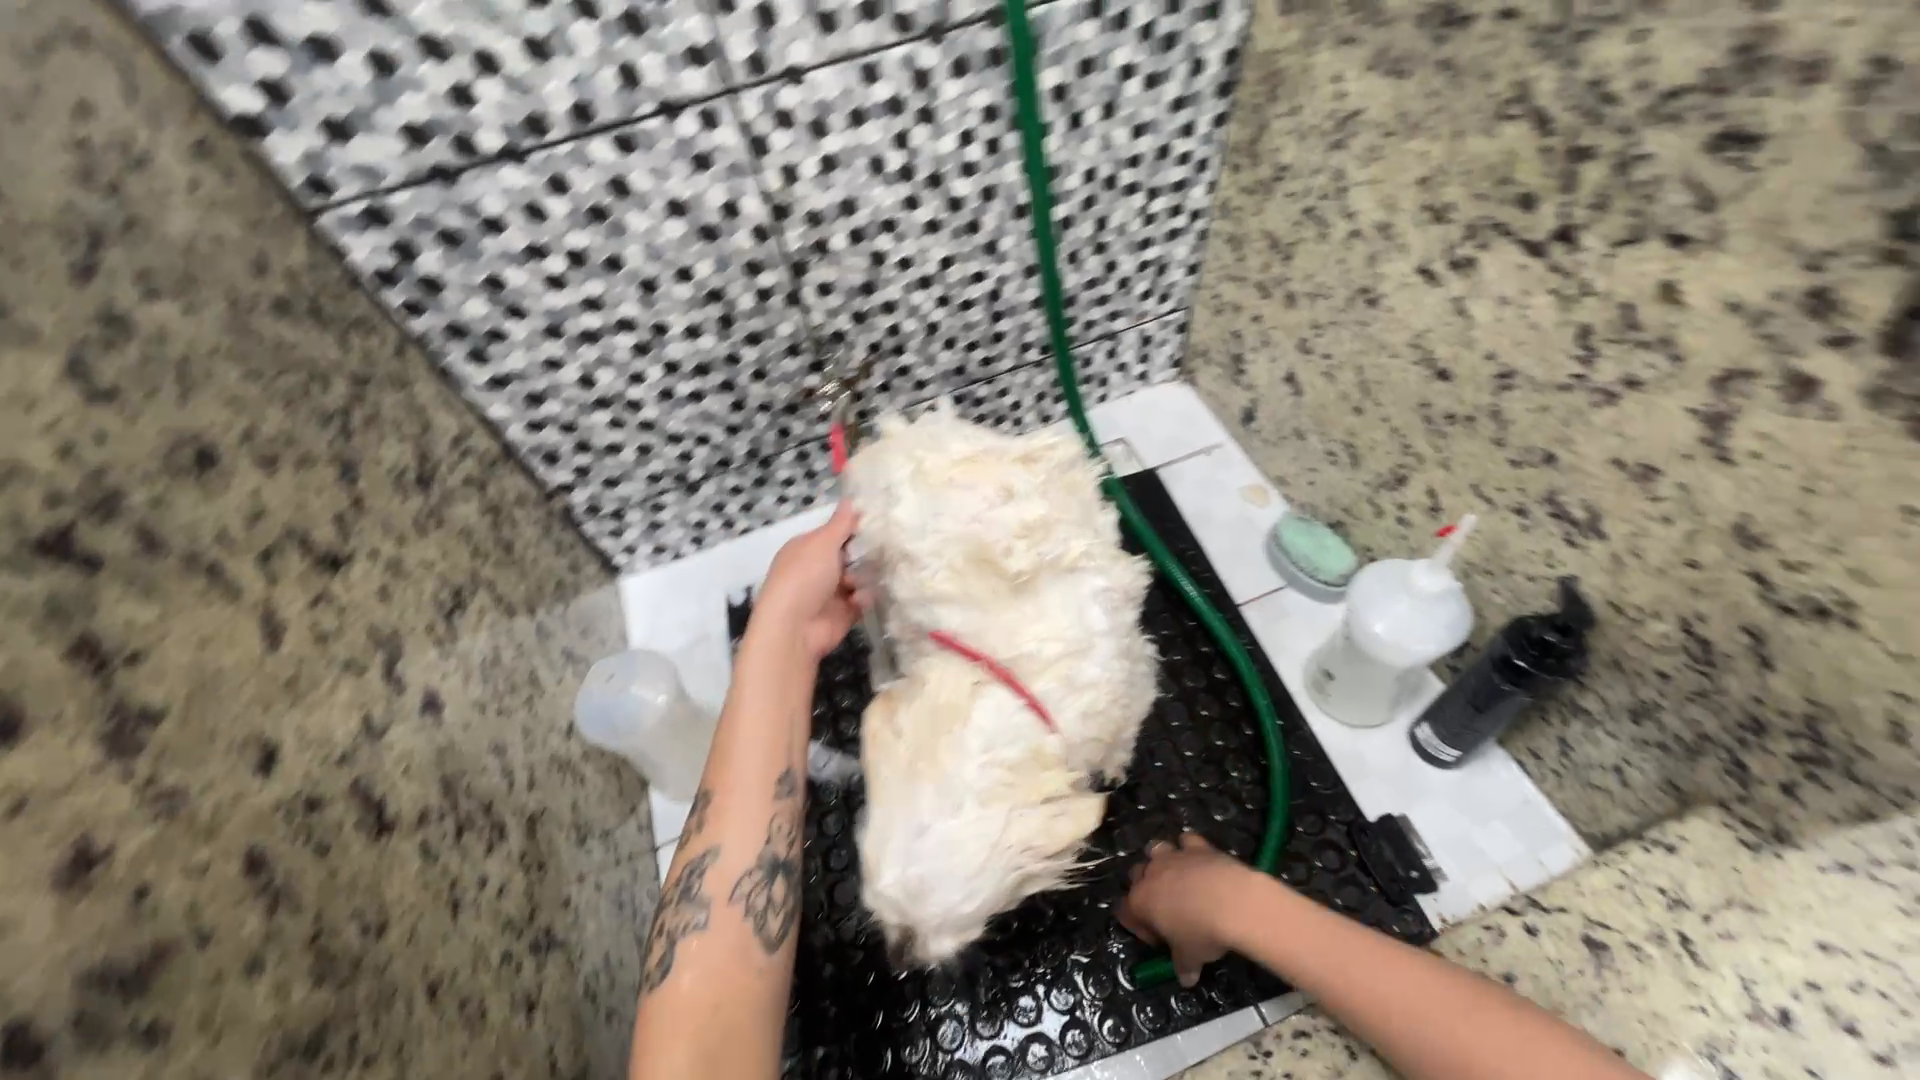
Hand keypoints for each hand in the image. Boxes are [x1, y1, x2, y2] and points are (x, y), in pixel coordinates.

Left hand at [751, 503, 868, 660]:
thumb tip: (849, 498)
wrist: (794, 628)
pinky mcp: (844, 612)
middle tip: (875, 553)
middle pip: (851, 555)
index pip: (835, 533)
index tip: (877, 524)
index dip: (854, 529)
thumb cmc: (804, 577)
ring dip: (862, 578)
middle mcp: (818, 568)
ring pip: (861, 576)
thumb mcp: (822, 543)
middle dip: (863, 555)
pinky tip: (857, 601)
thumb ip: (841, 523)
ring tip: (855, 583)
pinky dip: (862, 598)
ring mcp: (831, 592)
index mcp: (806, 548)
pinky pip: (863, 598)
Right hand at [1117, 833, 1257, 986]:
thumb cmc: (1202, 933)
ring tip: (1176, 878)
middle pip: (1135, 875)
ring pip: (1155, 849)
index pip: (1125, 911)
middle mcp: (1150, 874)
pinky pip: (1186, 841)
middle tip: (1165, 909)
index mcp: (1140, 902)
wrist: (1232, 902)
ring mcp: (1173, 856)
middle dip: (1145, 888)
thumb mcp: (1190, 957)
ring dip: (1161, 861)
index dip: (1139, 927)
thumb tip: (1186, 980)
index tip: (1159, 941)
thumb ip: (1184, 966)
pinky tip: (1199, 860)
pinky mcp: (1196, 846)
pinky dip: (1189, 848)